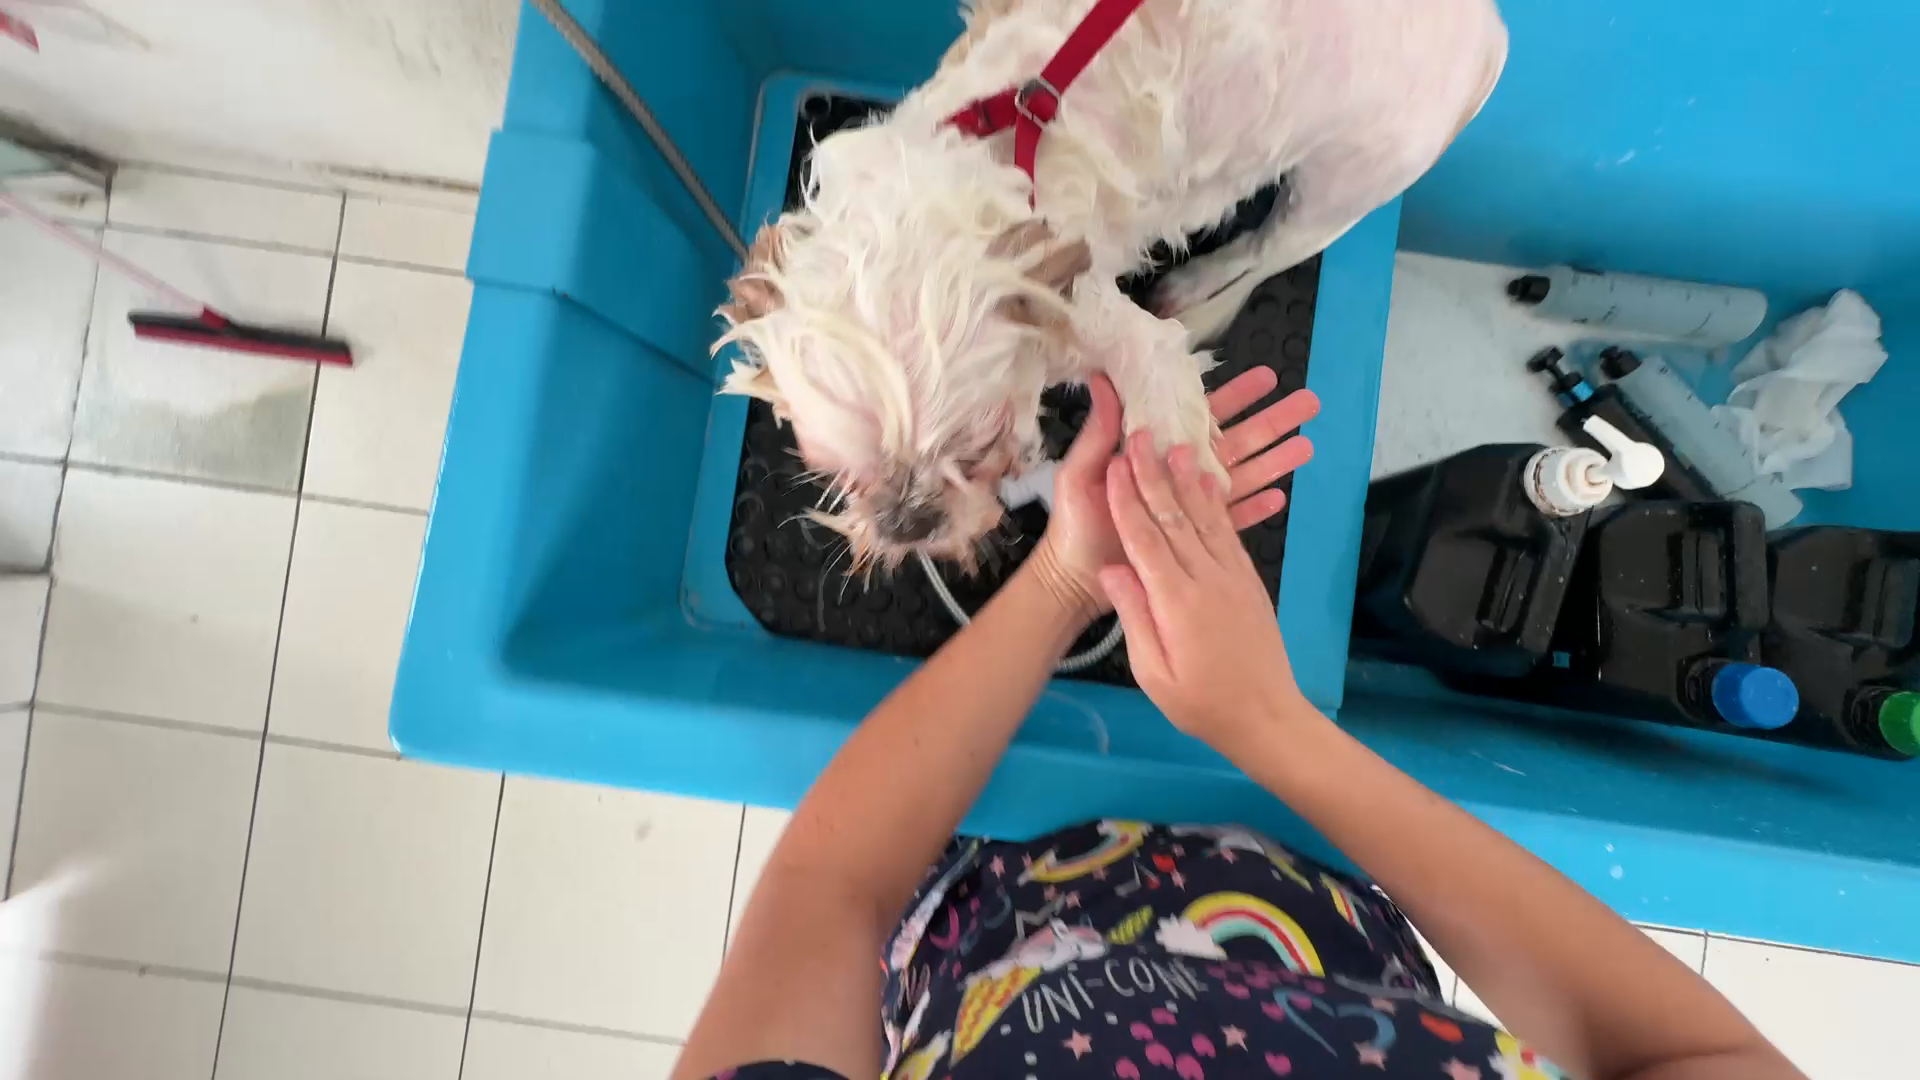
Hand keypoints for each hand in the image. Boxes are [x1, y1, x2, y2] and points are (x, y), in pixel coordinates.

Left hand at [1028, 368, 1318, 619]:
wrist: (1074, 578)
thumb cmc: (1074, 523)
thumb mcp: (1082, 472)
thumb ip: (1100, 431)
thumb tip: (1104, 378)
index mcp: (1153, 454)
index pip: (1198, 418)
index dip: (1232, 397)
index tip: (1265, 378)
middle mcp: (1177, 477)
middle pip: (1233, 443)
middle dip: (1270, 422)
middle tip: (1308, 402)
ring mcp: (1189, 509)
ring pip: (1241, 477)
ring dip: (1274, 460)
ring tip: (1308, 444)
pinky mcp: (1194, 541)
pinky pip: (1231, 521)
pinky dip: (1254, 509)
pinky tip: (1281, 496)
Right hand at [1096, 433, 1315, 746]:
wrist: (1268, 718)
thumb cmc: (1201, 704)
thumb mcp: (1154, 673)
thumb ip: (1134, 616)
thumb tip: (1112, 569)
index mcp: (1177, 602)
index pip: (1145, 539)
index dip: (1128, 500)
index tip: (1115, 465)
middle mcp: (1207, 579)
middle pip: (1175, 517)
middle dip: (1154, 475)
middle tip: (1141, 437)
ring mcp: (1233, 577)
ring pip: (1205, 518)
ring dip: (1188, 479)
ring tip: (1178, 444)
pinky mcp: (1249, 580)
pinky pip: (1230, 534)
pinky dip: (1217, 504)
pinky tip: (1209, 484)